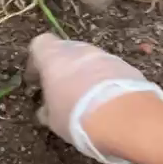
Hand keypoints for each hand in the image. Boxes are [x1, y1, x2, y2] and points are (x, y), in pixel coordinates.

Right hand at [27, 34, 162, 163]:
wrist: (125, 118)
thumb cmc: (77, 116)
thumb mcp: (53, 119)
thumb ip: (48, 108)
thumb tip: (46, 110)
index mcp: (54, 57)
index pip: (39, 44)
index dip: (36, 62)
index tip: (36, 81)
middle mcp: (79, 50)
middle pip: (65, 51)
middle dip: (62, 69)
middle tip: (61, 92)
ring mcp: (105, 56)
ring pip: (89, 61)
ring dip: (84, 75)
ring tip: (86, 101)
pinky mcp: (127, 67)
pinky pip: (109, 71)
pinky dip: (104, 82)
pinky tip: (106, 103)